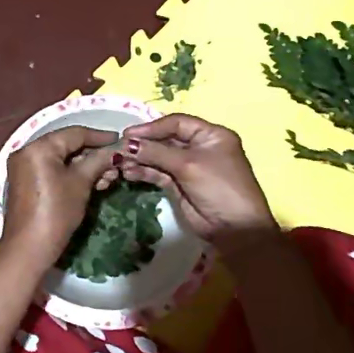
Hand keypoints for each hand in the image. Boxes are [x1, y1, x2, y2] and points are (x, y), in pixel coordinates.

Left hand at [1, 126, 118, 259]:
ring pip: (60, 159)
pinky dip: (71, 174)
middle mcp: (27, 151)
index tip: (120, 141)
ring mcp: (24, 167)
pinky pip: (51, 170)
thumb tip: (117, 150)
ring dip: (85, 166)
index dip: (100, 136)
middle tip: (116, 165)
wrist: (29, 248)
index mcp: (38, 147)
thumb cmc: (56, 212)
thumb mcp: (81, 183)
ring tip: (108, 178)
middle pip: (67, 145)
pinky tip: (92, 184)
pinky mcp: (26, 182)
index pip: (74, 133)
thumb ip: (99, 161)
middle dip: (93, 155)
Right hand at [119, 114, 273, 241]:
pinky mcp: (179, 185)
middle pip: (165, 140)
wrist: (233, 229)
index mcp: (210, 135)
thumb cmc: (218, 186)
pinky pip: (158, 173)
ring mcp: (188, 167)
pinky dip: (144, 172)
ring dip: (140, 159)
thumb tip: (127, 144)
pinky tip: (128, 173)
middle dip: (143, 144)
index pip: (176, 123)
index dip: (152, 127)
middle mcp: (199, 147)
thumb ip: (157, 152)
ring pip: (159, 157)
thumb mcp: (188, 165)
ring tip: (120, 164)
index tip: (129, 134)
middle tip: (120, 149)